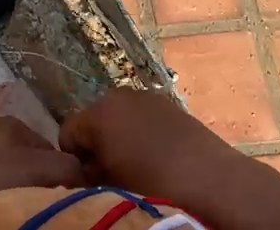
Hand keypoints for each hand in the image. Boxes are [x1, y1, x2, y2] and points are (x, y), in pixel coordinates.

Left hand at [0, 116, 86, 204]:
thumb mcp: (41, 169)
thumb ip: (69, 168)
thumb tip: (86, 178)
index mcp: (17, 123)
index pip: (51, 149)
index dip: (60, 175)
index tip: (61, 198)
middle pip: (25, 159)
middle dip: (33, 180)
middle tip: (35, 203)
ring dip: (6, 185)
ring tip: (8, 206)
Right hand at [61, 93, 279, 229]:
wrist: (211, 179)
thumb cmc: (153, 184)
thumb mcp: (112, 183)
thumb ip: (88, 174)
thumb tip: (79, 173)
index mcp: (98, 113)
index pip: (67, 133)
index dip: (74, 159)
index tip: (89, 180)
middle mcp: (117, 95)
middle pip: (93, 121)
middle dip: (98, 145)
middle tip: (114, 174)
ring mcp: (145, 96)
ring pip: (119, 117)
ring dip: (121, 138)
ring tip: (140, 166)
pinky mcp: (168, 103)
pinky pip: (143, 117)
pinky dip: (144, 133)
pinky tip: (161, 156)